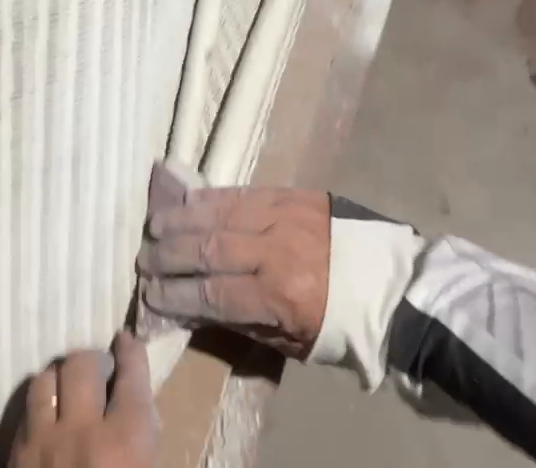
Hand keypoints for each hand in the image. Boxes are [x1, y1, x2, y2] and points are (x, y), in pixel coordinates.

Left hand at [11, 332, 157, 467]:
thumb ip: (143, 436)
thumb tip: (140, 406)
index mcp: (124, 442)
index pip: (131, 379)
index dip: (131, 353)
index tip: (127, 339)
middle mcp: (82, 432)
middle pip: (81, 366)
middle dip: (92, 362)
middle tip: (98, 369)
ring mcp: (43, 443)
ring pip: (45, 380)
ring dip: (58, 379)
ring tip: (66, 385)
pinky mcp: (15, 456)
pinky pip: (24, 412)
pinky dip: (38, 406)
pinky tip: (45, 413)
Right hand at [136, 187, 329, 357]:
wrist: (393, 286)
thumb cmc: (341, 324)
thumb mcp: (293, 342)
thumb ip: (243, 322)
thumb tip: (194, 308)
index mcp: (280, 296)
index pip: (212, 293)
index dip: (175, 294)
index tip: (149, 294)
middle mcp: (275, 251)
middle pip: (208, 248)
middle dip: (169, 255)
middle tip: (143, 259)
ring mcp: (282, 216)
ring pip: (219, 213)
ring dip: (181, 219)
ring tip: (155, 226)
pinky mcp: (289, 194)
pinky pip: (239, 192)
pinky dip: (208, 198)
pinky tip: (186, 202)